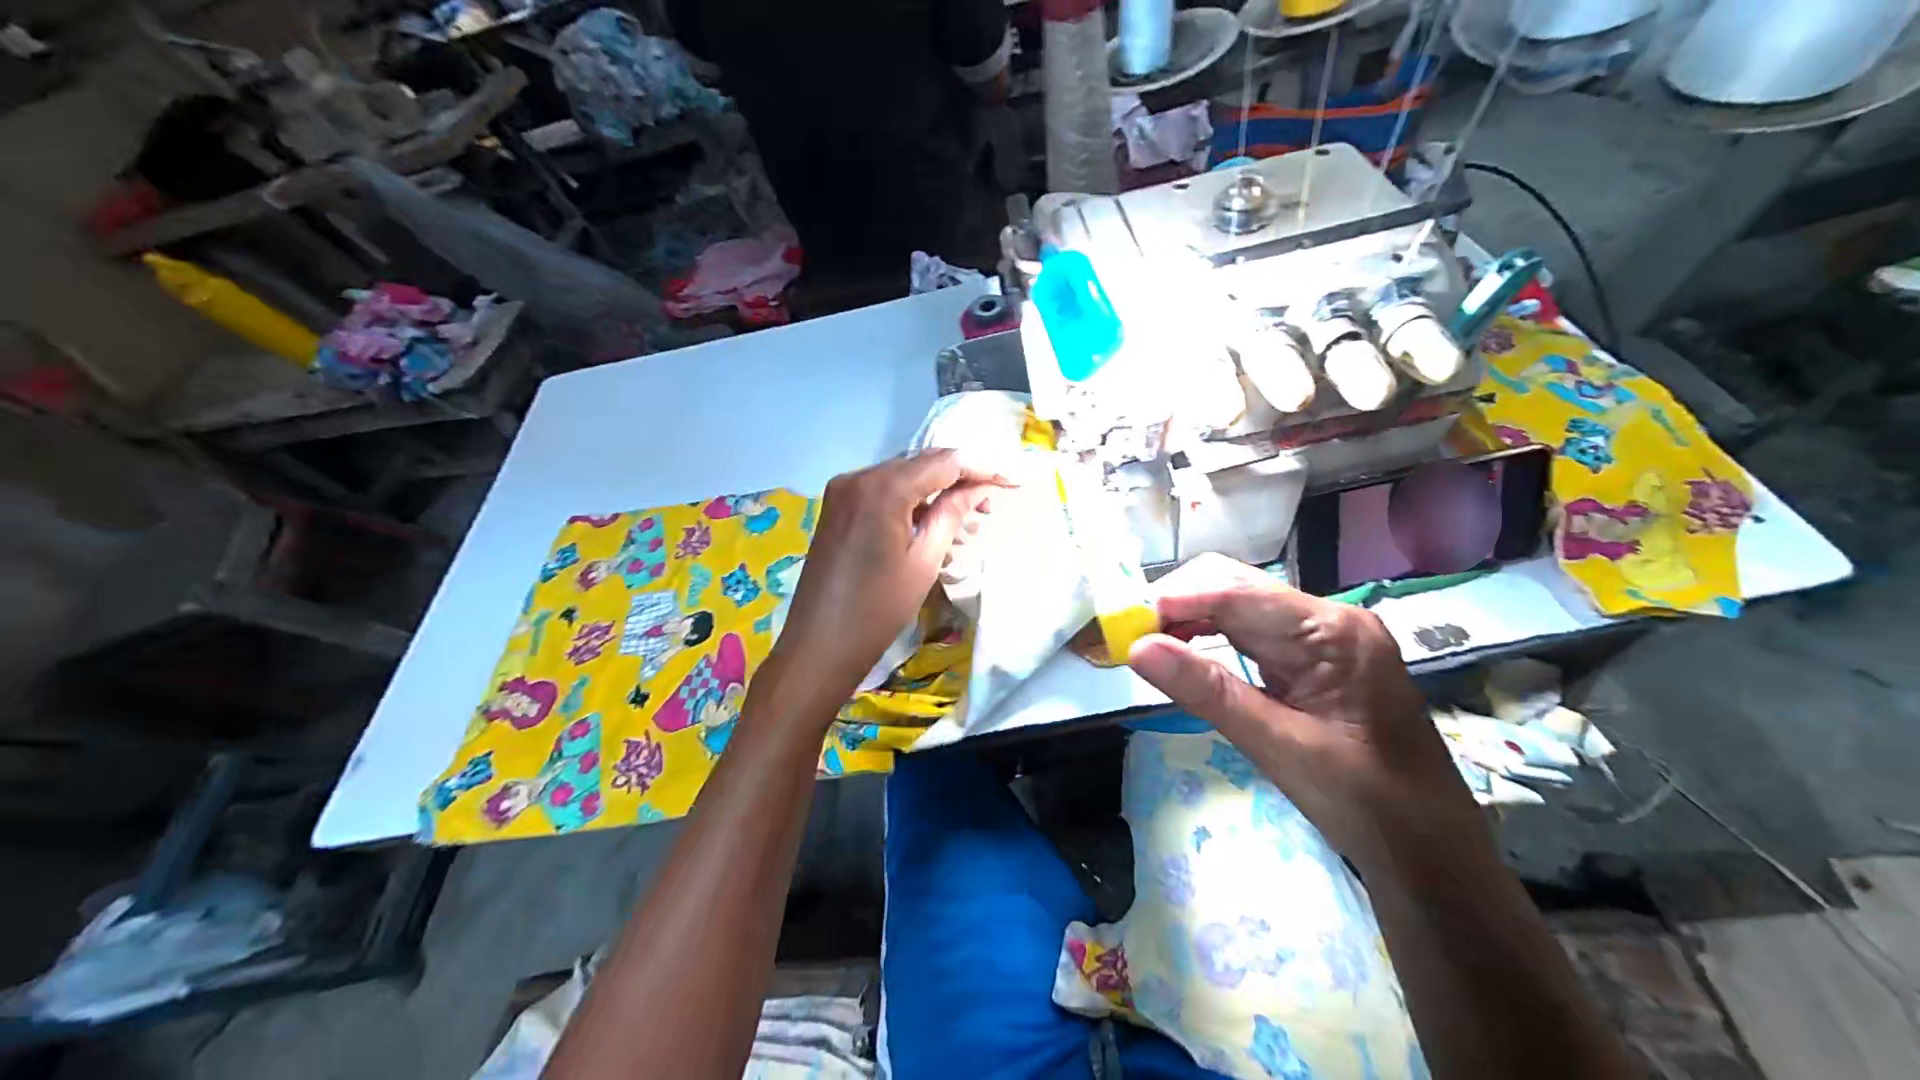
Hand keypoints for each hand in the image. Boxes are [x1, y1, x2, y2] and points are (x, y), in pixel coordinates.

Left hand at [762, 450, 1005, 716]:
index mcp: (882, 488)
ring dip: (932, 491)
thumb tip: (980, 487)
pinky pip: (880, 491)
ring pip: (900, 477)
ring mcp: (842, 490)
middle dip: (956, 480)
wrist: (818, 645)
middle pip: (919, 464)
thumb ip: (952, 514)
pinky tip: (927, 523)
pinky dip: (907, 501)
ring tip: (963, 521)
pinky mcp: (835, 507)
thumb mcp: (924, 561)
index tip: (1009, 481)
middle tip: (987, 506)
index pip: (943, 462)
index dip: (979, 469)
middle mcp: (858, 477)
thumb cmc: (877, 609)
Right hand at [1126, 554, 1479, 866]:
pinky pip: (1255, 631)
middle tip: (1130, 636)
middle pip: (1238, 587)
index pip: (1236, 594)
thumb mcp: (1276, 746)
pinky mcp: (1318, 657)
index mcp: (1332, 631)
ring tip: (1148, 644)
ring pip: (1241, 605)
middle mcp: (1330, 618)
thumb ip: (1206, 691)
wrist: (1429, 850)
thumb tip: (1137, 649)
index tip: (1122, 622)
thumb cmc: (1362, 802)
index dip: (1174, 602)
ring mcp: (1327, 636)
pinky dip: (1214, 637)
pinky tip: (1186, 652)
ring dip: (1191, 619)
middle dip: (1178, 604)